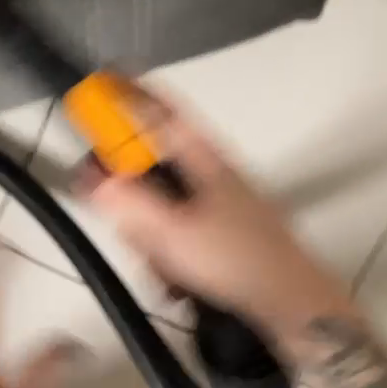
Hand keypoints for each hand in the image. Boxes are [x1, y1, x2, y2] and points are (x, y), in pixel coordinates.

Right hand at [78, 88, 351, 328]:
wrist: (294, 308)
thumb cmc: (238, 261)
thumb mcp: (173, 233)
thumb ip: (129, 204)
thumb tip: (92, 179)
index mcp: (207, 161)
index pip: (165, 114)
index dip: (136, 95)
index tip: (108, 79)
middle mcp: (214, 177)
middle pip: (154, 168)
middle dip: (132, 199)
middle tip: (132, 229)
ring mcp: (220, 208)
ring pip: (161, 208)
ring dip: (150, 238)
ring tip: (165, 269)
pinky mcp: (221, 237)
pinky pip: (176, 235)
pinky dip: (167, 256)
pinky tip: (176, 283)